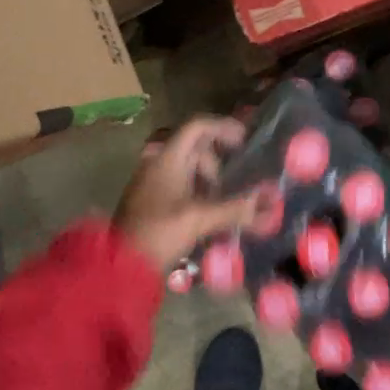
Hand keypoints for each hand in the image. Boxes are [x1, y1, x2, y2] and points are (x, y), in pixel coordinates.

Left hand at [115, 117, 261, 272]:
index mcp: (167, 158)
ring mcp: (151, 181)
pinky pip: (177, 183)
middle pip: (193, 147)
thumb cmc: (159, 232)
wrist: (120, 262)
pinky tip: (205, 213)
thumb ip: (236, 209)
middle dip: (216, 161)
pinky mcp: (149, 199)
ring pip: (185, 166)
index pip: (197, 126)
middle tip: (231, 183)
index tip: (245, 140)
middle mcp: (157, 163)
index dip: (223, 127)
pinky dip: (195, 190)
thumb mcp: (200, 219)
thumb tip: (269, 202)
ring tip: (220, 202)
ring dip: (206, 178)